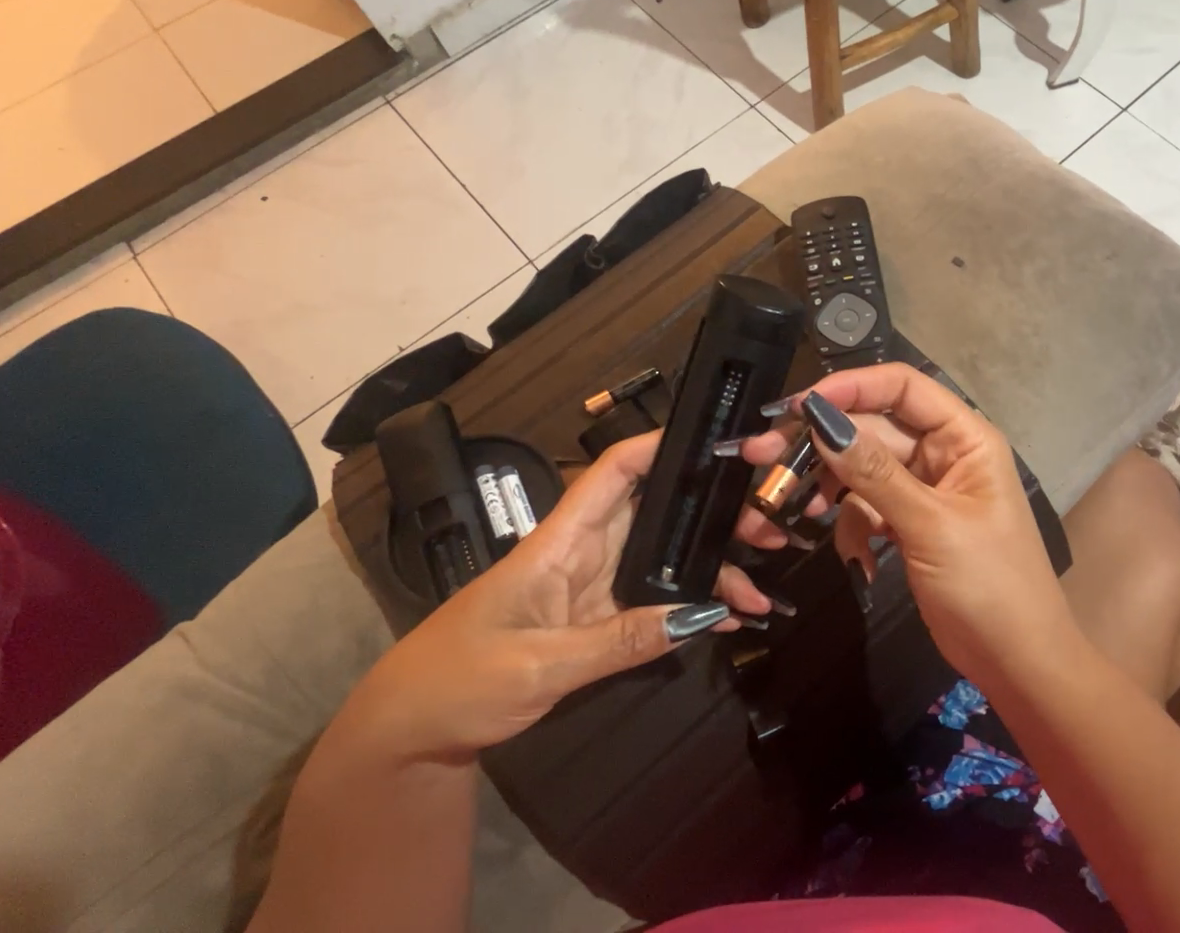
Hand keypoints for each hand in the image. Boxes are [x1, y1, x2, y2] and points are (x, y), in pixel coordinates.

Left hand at [341, 432, 769, 763]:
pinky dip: (694, 608)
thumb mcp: (539, 666)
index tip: (718, 445)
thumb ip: (620, 641)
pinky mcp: (600, 620)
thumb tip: (701, 615)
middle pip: (659, 515)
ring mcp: (596, 588)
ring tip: (759, 595)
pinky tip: (729, 620)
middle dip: (714, 516)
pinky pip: (659, 603)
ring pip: (667, 560)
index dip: (660, 447)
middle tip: (767, 533)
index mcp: (560, 543)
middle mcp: (585, 554)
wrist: (412, 733)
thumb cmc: (457, 681)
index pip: (614, 473)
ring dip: (714, 570)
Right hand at [736, 364, 1076, 688]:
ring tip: (795, 511)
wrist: (1016, 660)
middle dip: (821, 445)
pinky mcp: (909, 525)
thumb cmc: (989, 584)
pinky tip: (856, 561)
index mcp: (965, 438)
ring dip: (829, 490)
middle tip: (761, 456)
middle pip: (871, 429)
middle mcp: (944, 454)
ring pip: (861, 471)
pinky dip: (852, 530)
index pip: (902, 387)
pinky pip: (866, 509)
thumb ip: (874, 473)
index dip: (850, 388)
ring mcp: (924, 491)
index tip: (797, 407)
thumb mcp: (930, 525)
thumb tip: (821, 421)